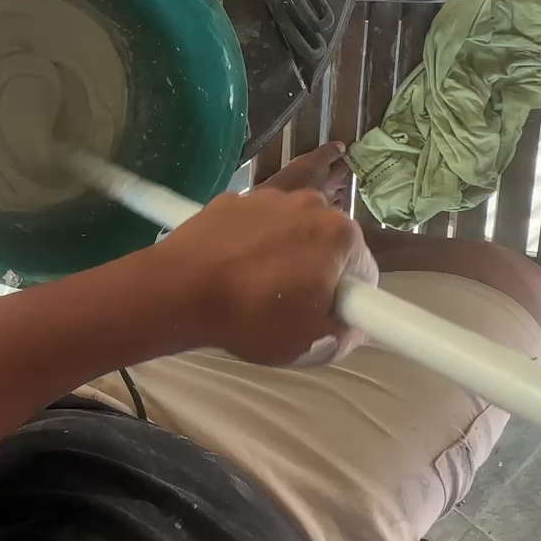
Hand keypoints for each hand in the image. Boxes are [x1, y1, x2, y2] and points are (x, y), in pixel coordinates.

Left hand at [146, 186, 377, 366]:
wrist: (179, 289)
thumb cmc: (252, 316)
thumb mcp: (311, 343)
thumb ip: (346, 332)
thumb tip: (351, 324)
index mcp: (339, 233)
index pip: (361, 270)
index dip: (349, 298)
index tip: (325, 314)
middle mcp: (307, 203)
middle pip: (324, 241)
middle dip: (316, 267)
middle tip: (290, 301)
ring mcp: (264, 196)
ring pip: (287, 227)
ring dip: (282, 248)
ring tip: (255, 282)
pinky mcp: (229, 199)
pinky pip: (251, 221)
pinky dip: (248, 237)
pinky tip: (232, 262)